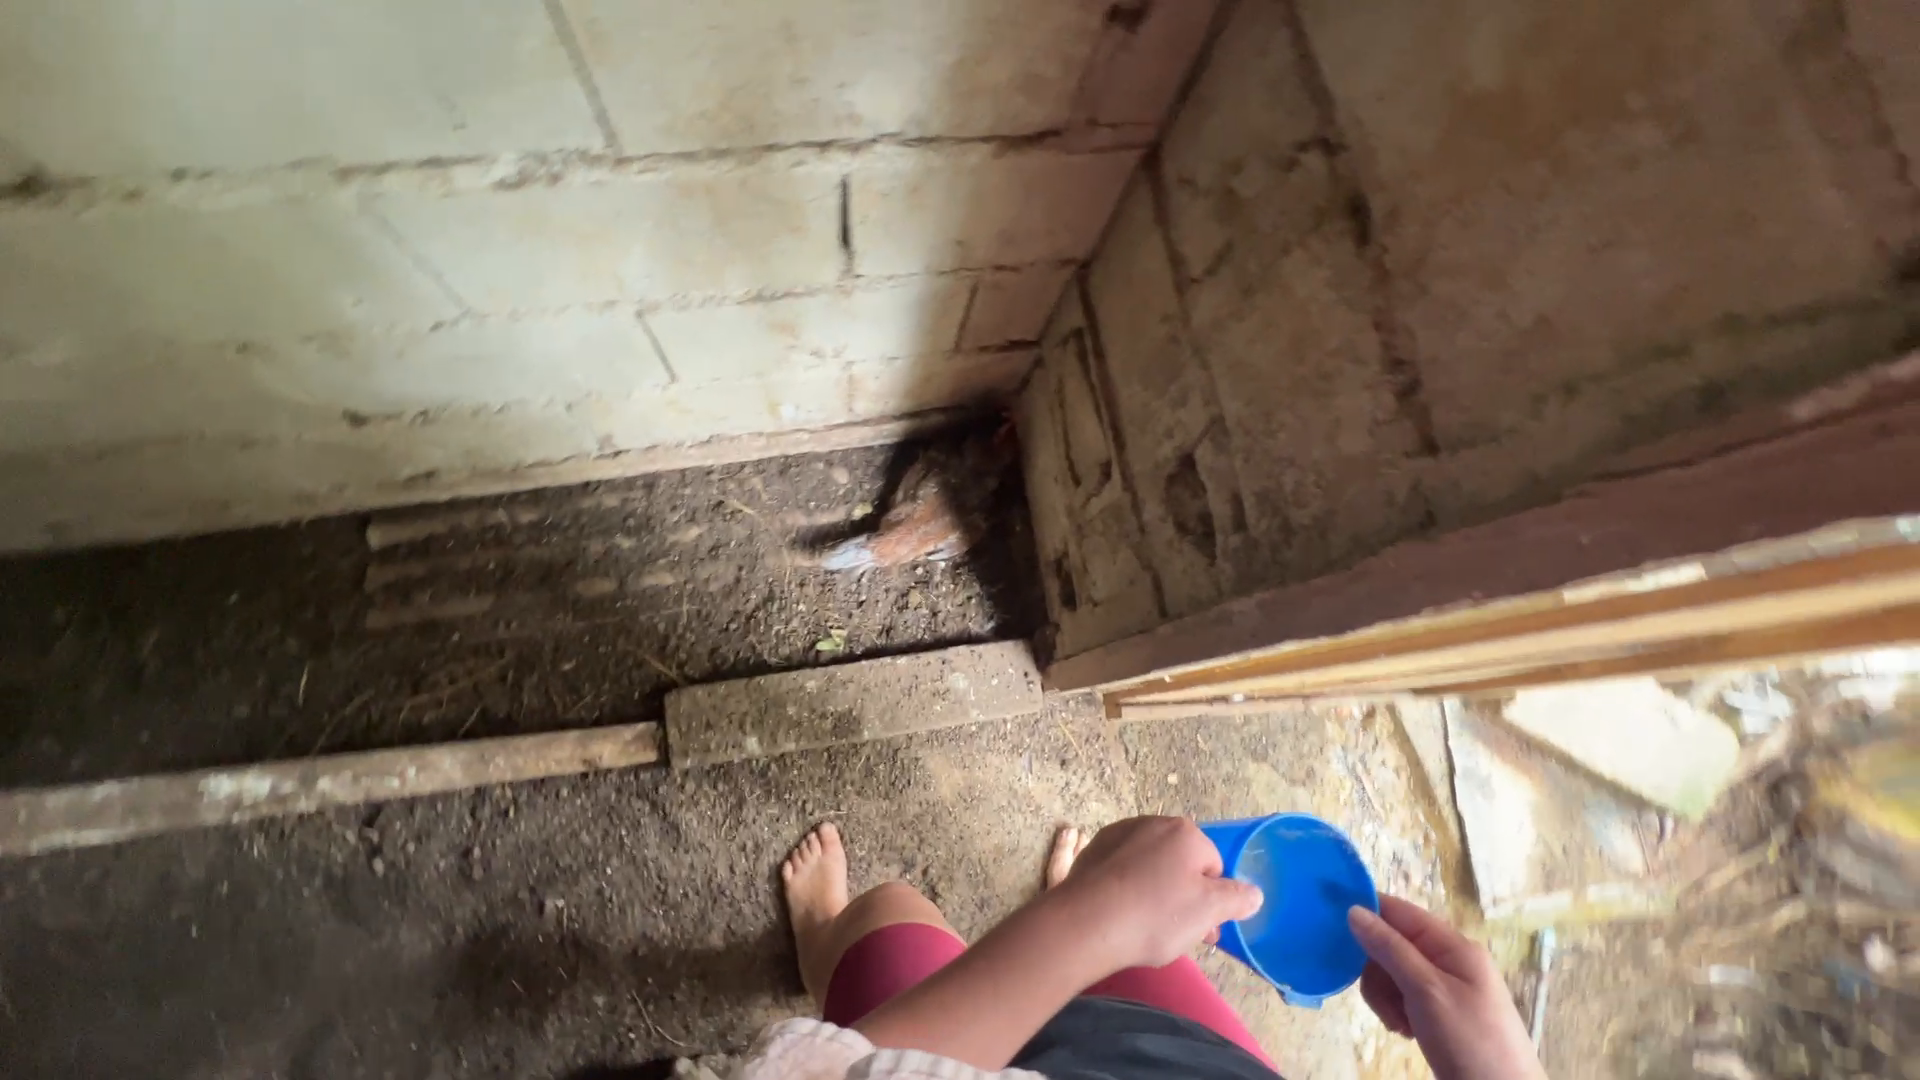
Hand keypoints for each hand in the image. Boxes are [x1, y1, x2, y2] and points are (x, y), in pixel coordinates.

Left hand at [1051, 816, 1263, 972]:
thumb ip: (1236, 898)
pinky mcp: (1094, 849)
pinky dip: (1127, 887)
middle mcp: (1152, 822)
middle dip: (1184, 897)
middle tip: (1177, 933)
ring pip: (1151, 866)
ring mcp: (1119, 833)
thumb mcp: (1208, 912)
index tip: (1202, 927)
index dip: (1211, 900)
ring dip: (1156, 892)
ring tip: (1146, 927)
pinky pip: (1123, 870)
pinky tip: (1121, 912)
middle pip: (1181, 864)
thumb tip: (1254, 892)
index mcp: (1184, 832)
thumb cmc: (1155, 914)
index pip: (1213, 866)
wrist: (1089, 921)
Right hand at [1349, 896, 1546, 1079]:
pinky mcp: (1437, 1013)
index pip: (1398, 911)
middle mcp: (1448, 960)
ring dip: (1384, 995)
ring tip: (1398, 1023)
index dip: (1365, 910)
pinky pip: (1400, 995)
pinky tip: (1404, 1030)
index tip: (1329, 920)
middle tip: (1382, 999)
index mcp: (1453, 946)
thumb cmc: (1471, 1044)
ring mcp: (1443, 988)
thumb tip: (1353, 909)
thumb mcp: (1426, 992)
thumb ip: (1389, 947)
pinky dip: (1394, 1009)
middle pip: (1389, 943)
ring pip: (1390, 971)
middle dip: (1376, 969)